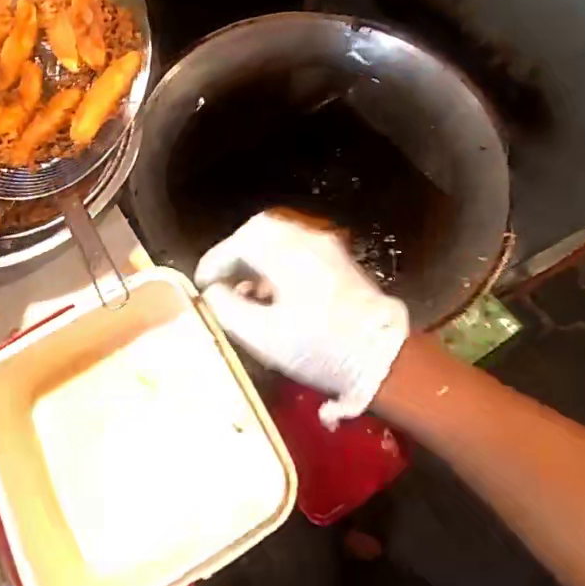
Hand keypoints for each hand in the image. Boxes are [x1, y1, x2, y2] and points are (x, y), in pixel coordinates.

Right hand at [194, 210, 409, 426]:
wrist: (383, 356)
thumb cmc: (320, 347)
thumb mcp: (264, 336)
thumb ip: (229, 309)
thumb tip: (213, 292)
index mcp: (286, 252)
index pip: (240, 242)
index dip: (215, 260)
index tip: (201, 283)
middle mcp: (307, 240)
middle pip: (262, 229)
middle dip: (236, 251)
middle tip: (221, 277)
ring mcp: (327, 248)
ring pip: (282, 237)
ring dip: (257, 256)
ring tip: (244, 290)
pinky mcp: (339, 262)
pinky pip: (299, 249)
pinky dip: (278, 262)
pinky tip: (273, 294)